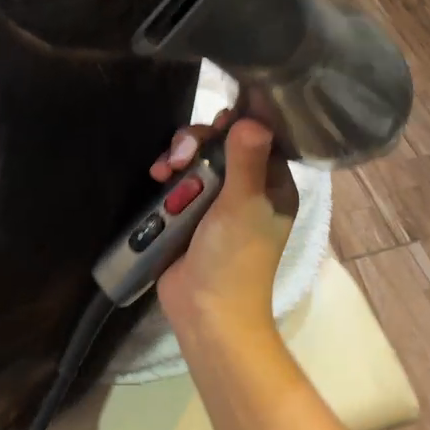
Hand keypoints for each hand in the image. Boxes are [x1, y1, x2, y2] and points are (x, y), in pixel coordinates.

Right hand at [155, 113, 299, 331]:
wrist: (207, 313)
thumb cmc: (234, 259)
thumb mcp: (242, 205)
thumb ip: (246, 159)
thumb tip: (253, 116)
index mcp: (273, 186)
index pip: (257, 136)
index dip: (235, 123)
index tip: (215, 121)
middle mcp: (249, 189)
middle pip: (221, 143)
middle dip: (196, 142)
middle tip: (179, 156)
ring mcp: (218, 201)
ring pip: (197, 158)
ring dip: (177, 157)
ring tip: (162, 171)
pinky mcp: (191, 212)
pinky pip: (180, 178)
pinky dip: (168, 175)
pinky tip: (156, 178)